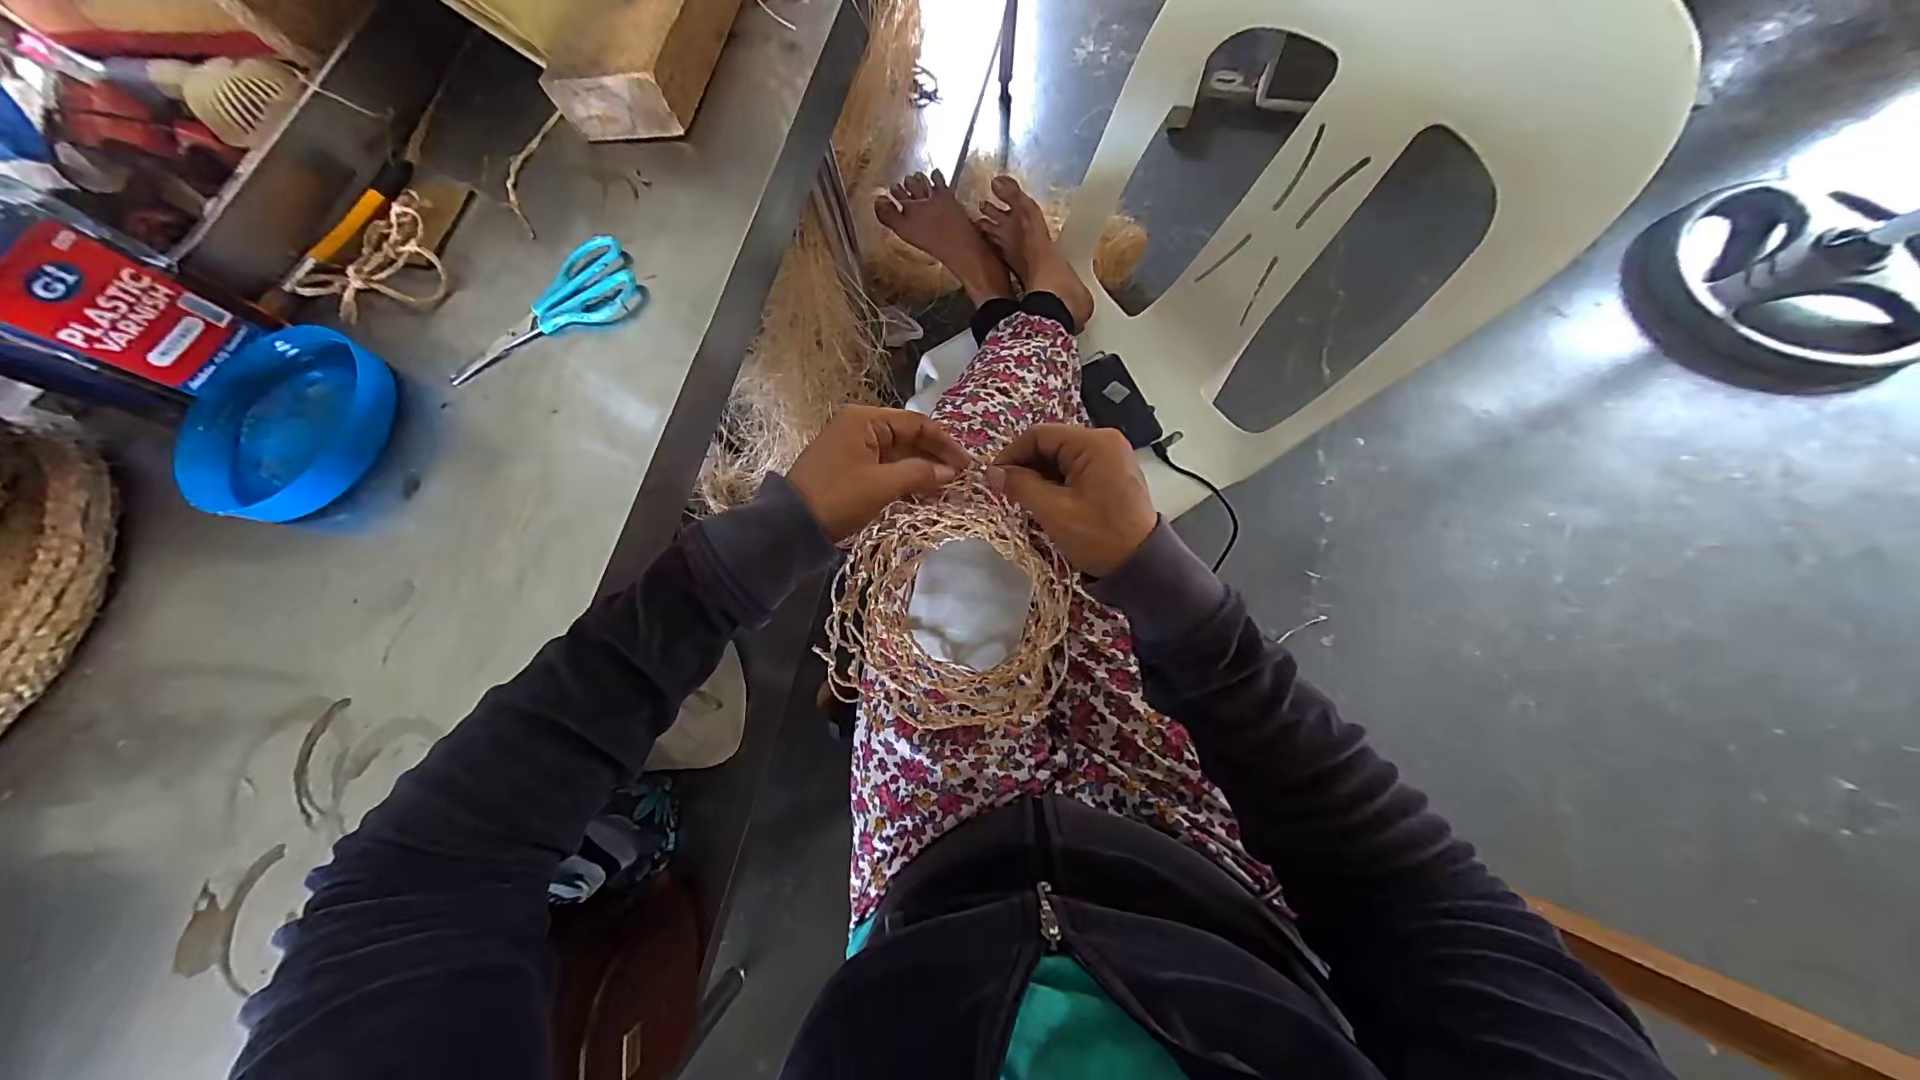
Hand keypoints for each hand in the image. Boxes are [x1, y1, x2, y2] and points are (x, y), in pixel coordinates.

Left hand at [787, 406, 971, 539]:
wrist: (791, 526)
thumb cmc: (838, 497)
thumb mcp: (882, 485)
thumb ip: (919, 474)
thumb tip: (950, 472)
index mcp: (864, 420)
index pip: (916, 423)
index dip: (944, 443)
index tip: (966, 464)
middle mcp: (859, 428)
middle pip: (908, 437)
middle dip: (934, 458)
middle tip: (960, 478)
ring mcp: (854, 449)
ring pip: (898, 455)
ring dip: (922, 471)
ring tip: (946, 489)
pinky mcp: (851, 470)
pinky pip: (886, 469)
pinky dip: (905, 480)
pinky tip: (923, 495)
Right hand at [988, 424, 1156, 575]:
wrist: (1141, 565)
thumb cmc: (1099, 536)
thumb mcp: (1054, 511)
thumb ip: (1021, 486)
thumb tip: (994, 473)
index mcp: (1094, 443)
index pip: (1040, 435)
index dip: (1012, 454)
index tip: (994, 478)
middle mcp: (1105, 442)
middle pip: (1051, 445)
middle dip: (1025, 466)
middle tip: (1006, 491)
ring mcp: (1111, 458)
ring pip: (1060, 459)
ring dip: (1039, 477)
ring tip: (1024, 500)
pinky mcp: (1111, 475)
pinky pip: (1074, 470)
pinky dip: (1056, 483)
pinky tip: (1045, 502)